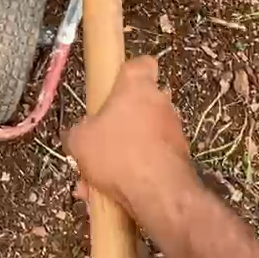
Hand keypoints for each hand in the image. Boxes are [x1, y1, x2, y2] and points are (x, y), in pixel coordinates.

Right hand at [64, 57, 198, 231]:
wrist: (157, 192)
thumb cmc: (118, 154)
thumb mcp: (79, 140)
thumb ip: (78, 132)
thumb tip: (79, 135)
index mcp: (137, 88)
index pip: (140, 64)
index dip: (126, 74)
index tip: (113, 87)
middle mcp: (161, 103)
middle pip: (138, 105)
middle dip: (118, 124)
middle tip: (97, 144)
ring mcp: (173, 131)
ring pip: (142, 137)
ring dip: (122, 154)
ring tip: (97, 179)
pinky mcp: (179, 157)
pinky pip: (149, 160)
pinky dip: (133, 172)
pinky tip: (112, 193)